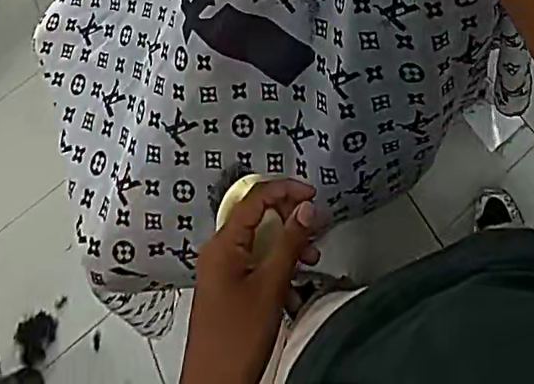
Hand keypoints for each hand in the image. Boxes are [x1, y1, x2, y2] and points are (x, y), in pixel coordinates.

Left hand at [180, 179, 326, 383]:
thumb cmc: (233, 345)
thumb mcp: (271, 285)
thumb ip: (291, 241)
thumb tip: (306, 209)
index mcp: (223, 245)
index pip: (256, 197)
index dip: (287, 189)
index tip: (311, 195)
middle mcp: (219, 253)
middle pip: (260, 216)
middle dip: (291, 220)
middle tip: (314, 225)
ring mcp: (223, 271)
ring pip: (262, 240)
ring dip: (289, 245)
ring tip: (309, 258)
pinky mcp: (230, 288)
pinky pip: (258, 262)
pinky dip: (279, 266)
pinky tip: (294, 287)